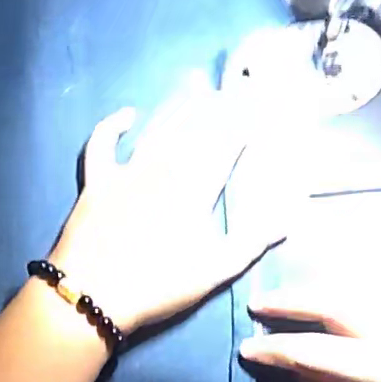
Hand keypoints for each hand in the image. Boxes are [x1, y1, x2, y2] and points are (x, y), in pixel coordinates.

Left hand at [47, 96, 285, 332]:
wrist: (94, 296)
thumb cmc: (159, 285)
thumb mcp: (215, 271)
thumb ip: (251, 243)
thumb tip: (286, 221)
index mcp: (196, 189)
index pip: (226, 146)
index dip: (245, 123)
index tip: (260, 105)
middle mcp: (163, 170)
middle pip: (194, 130)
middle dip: (217, 107)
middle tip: (233, 86)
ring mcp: (127, 173)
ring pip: (157, 129)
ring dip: (177, 107)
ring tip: (195, 85)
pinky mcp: (96, 182)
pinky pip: (101, 144)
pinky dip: (112, 126)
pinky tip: (128, 115)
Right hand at [240, 292, 380, 381]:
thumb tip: (291, 363)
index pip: (318, 352)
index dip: (278, 348)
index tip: (247, 347)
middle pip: (338, 304)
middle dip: (293, 301)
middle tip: (259, 303)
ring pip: (360, 290)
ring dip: (319, 292)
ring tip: (287, 299)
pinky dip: (350, 293)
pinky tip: (330, 297)